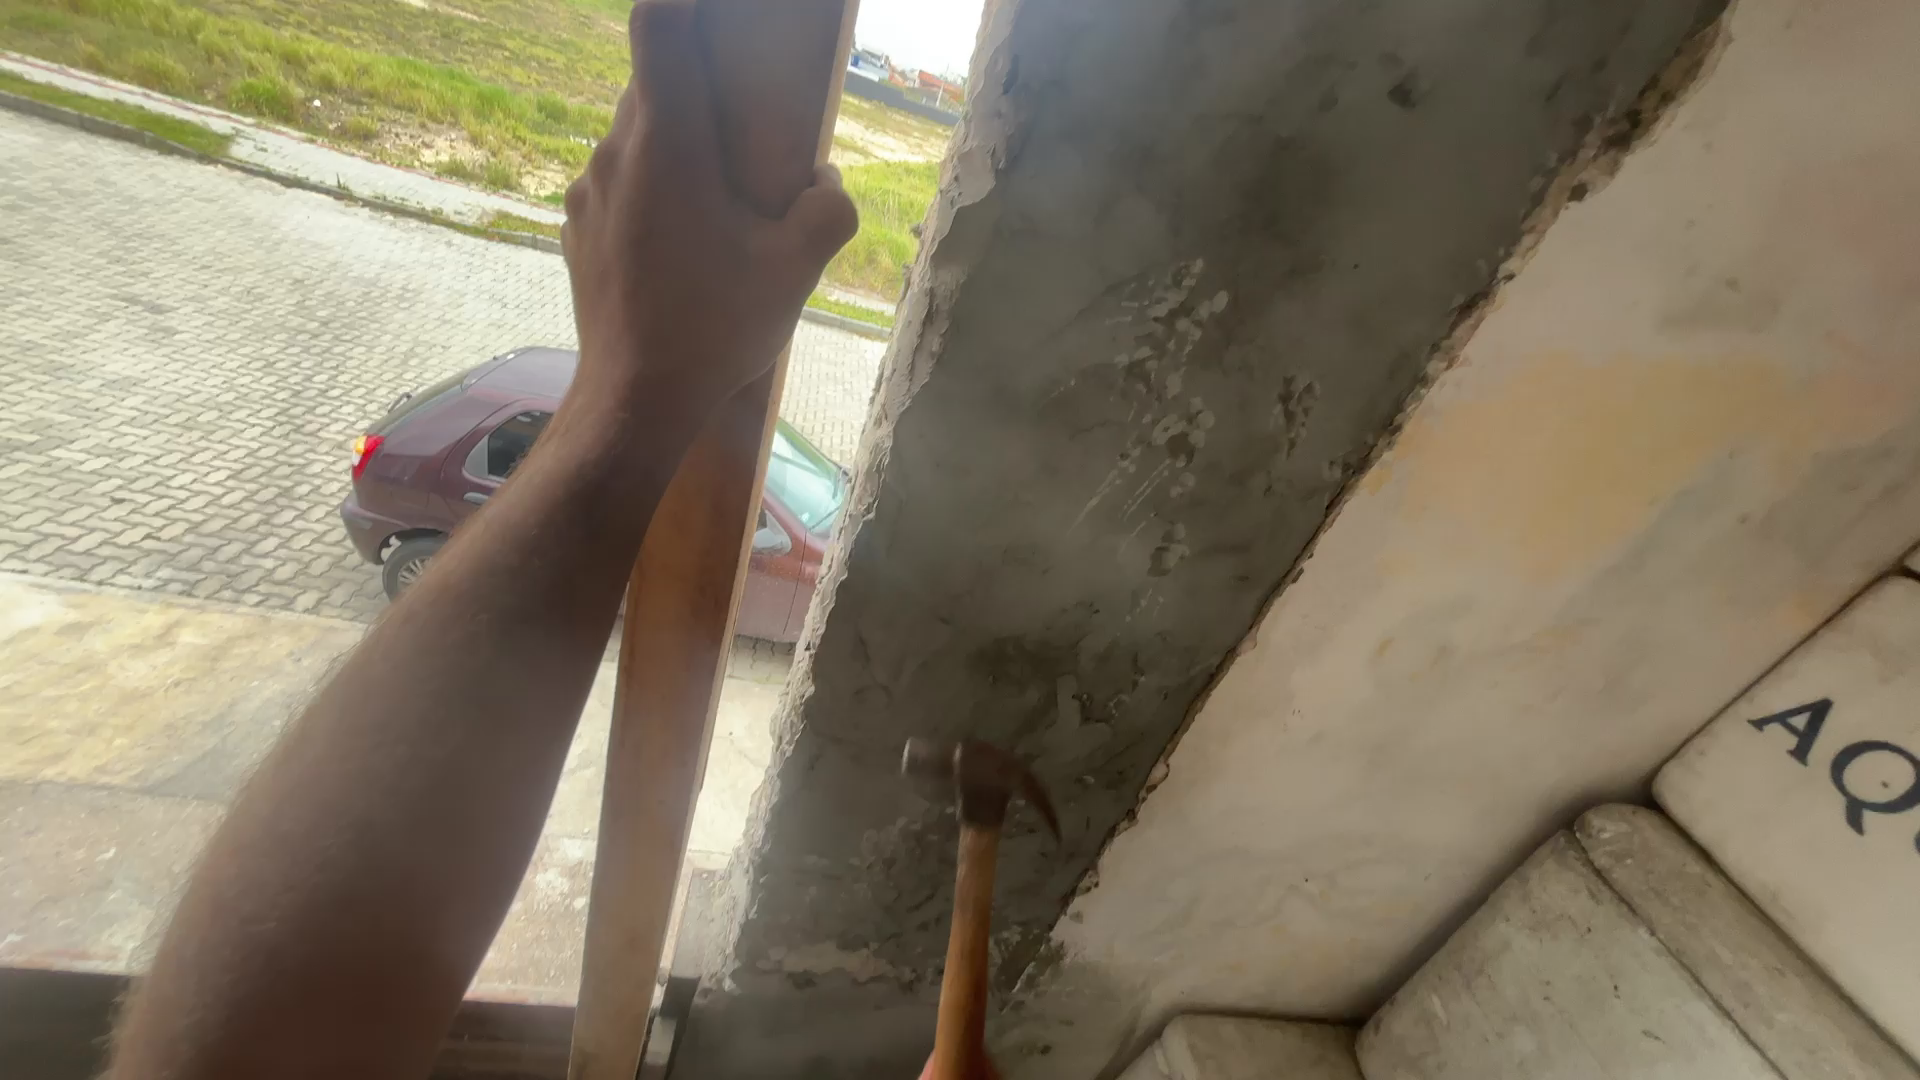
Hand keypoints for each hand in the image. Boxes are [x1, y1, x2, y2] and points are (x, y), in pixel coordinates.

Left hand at [560, 0, 857, 432]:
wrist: (639, 397)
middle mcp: (615, 154)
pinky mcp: (577, 231)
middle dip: (702, 102)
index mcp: (669, 146)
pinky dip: (653, 199)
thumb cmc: (717, 328)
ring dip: (679, 159)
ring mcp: (588, 194)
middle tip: (743, 156)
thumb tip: (825, 181)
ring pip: (636, 143)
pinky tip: (679, 258)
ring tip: (715, 223)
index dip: (689, 4)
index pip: (660, 25)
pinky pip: (619, 189)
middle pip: (653, 87)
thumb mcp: (795, 273)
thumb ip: (828, 211)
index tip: (720, 16)